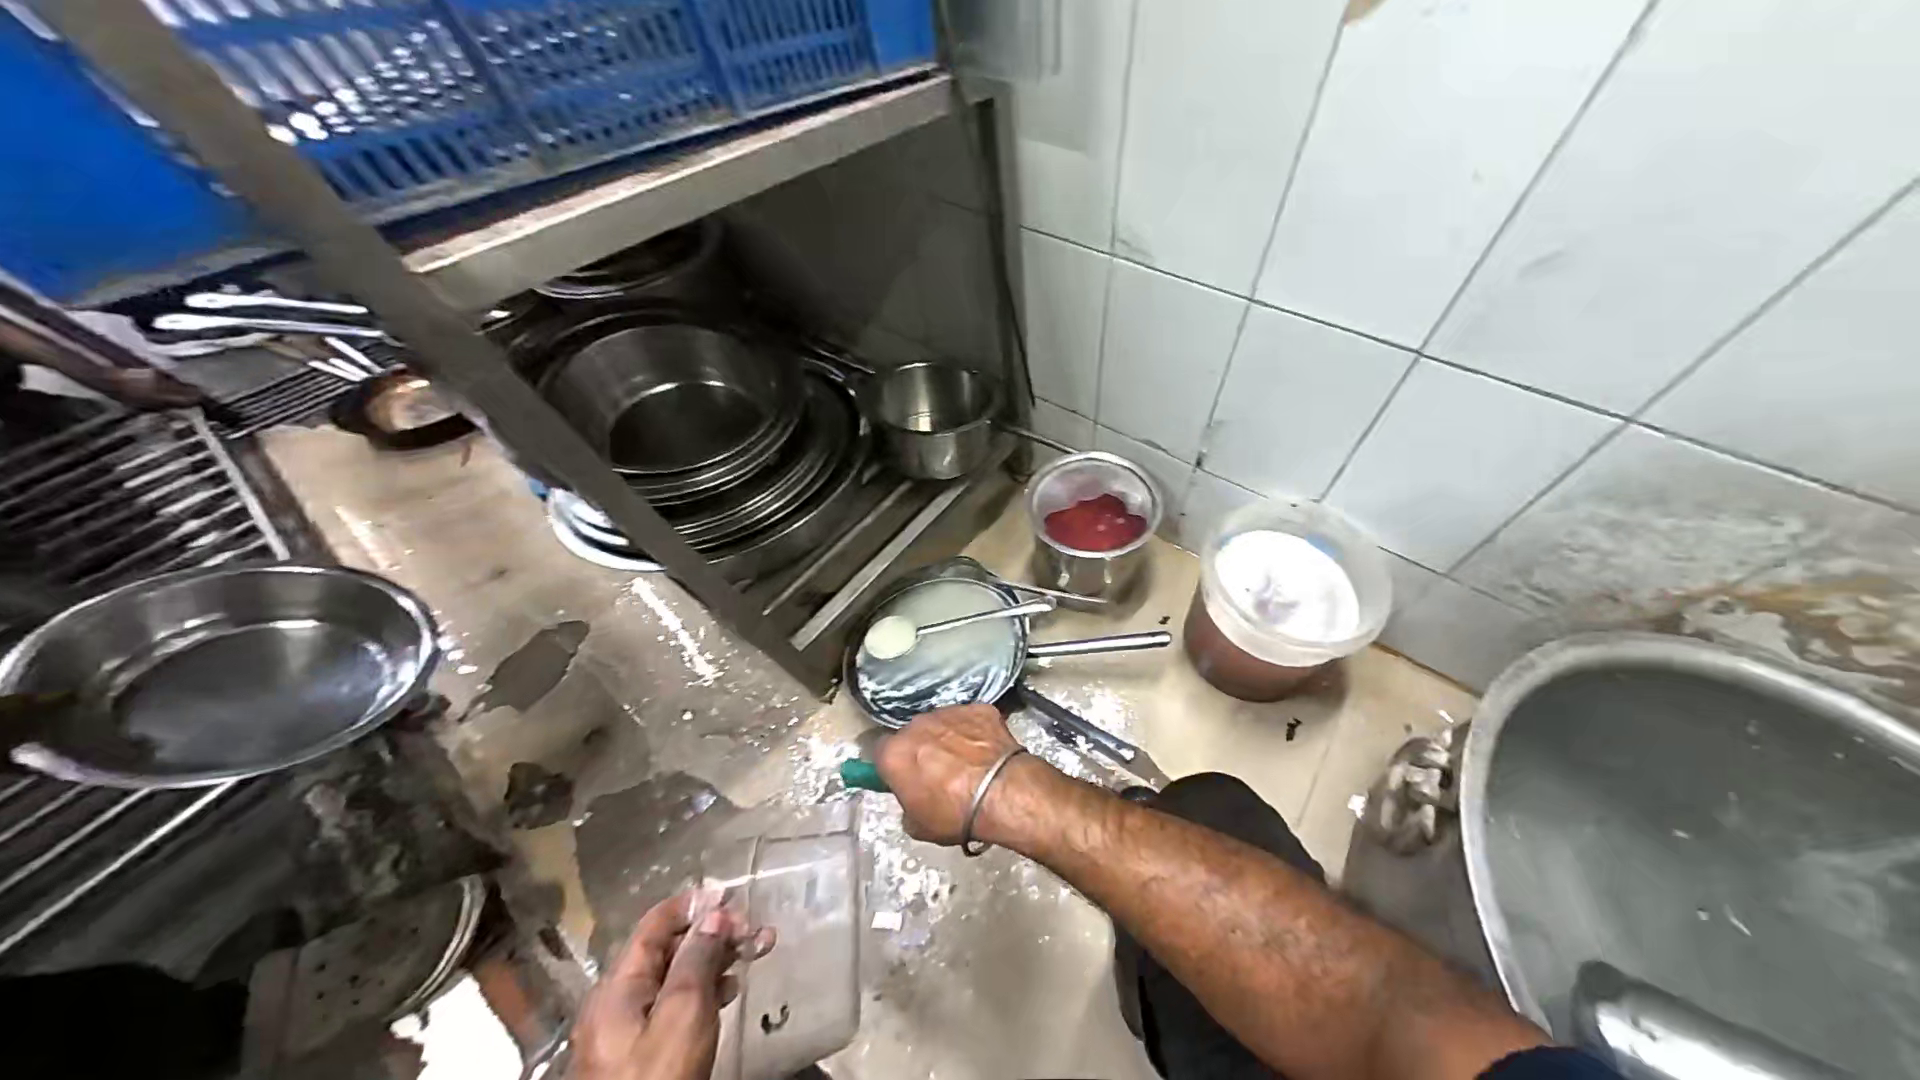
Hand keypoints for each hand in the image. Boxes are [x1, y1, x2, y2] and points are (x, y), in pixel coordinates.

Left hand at [570, 889, 774, 1079]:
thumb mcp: (684, 1013)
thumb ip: (698, 957)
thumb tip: (713, 914)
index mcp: (617, 986)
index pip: (654, 924)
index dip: (692, 903)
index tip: (732, 895)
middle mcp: (617, 1001)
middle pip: (666, 948)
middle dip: (712, 931)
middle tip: (754, 929)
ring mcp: (627, 1030)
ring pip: (675, 975)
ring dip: (715, 957)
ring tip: (756, 950)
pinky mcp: (641, 1054)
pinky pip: (674, 1004)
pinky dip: (705, 988)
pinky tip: (731, 988)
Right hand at [874, 704, 1047, 846]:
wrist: (1002, 793)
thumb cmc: (955, 814)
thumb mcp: (918, 825)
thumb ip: (907, 804)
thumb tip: (914, 796)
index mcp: (894, 753)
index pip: (880, 752)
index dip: (891, 765)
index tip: (902, 778)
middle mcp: (916, 725)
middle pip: (912, 734)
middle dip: (921, 750)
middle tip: (938, 773)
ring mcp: (949, 712)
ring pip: (942, 724)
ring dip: (948, 739)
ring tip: (968, 763)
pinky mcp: (978, 708)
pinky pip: (971, 719)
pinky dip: (976, 732)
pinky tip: (987, 751)